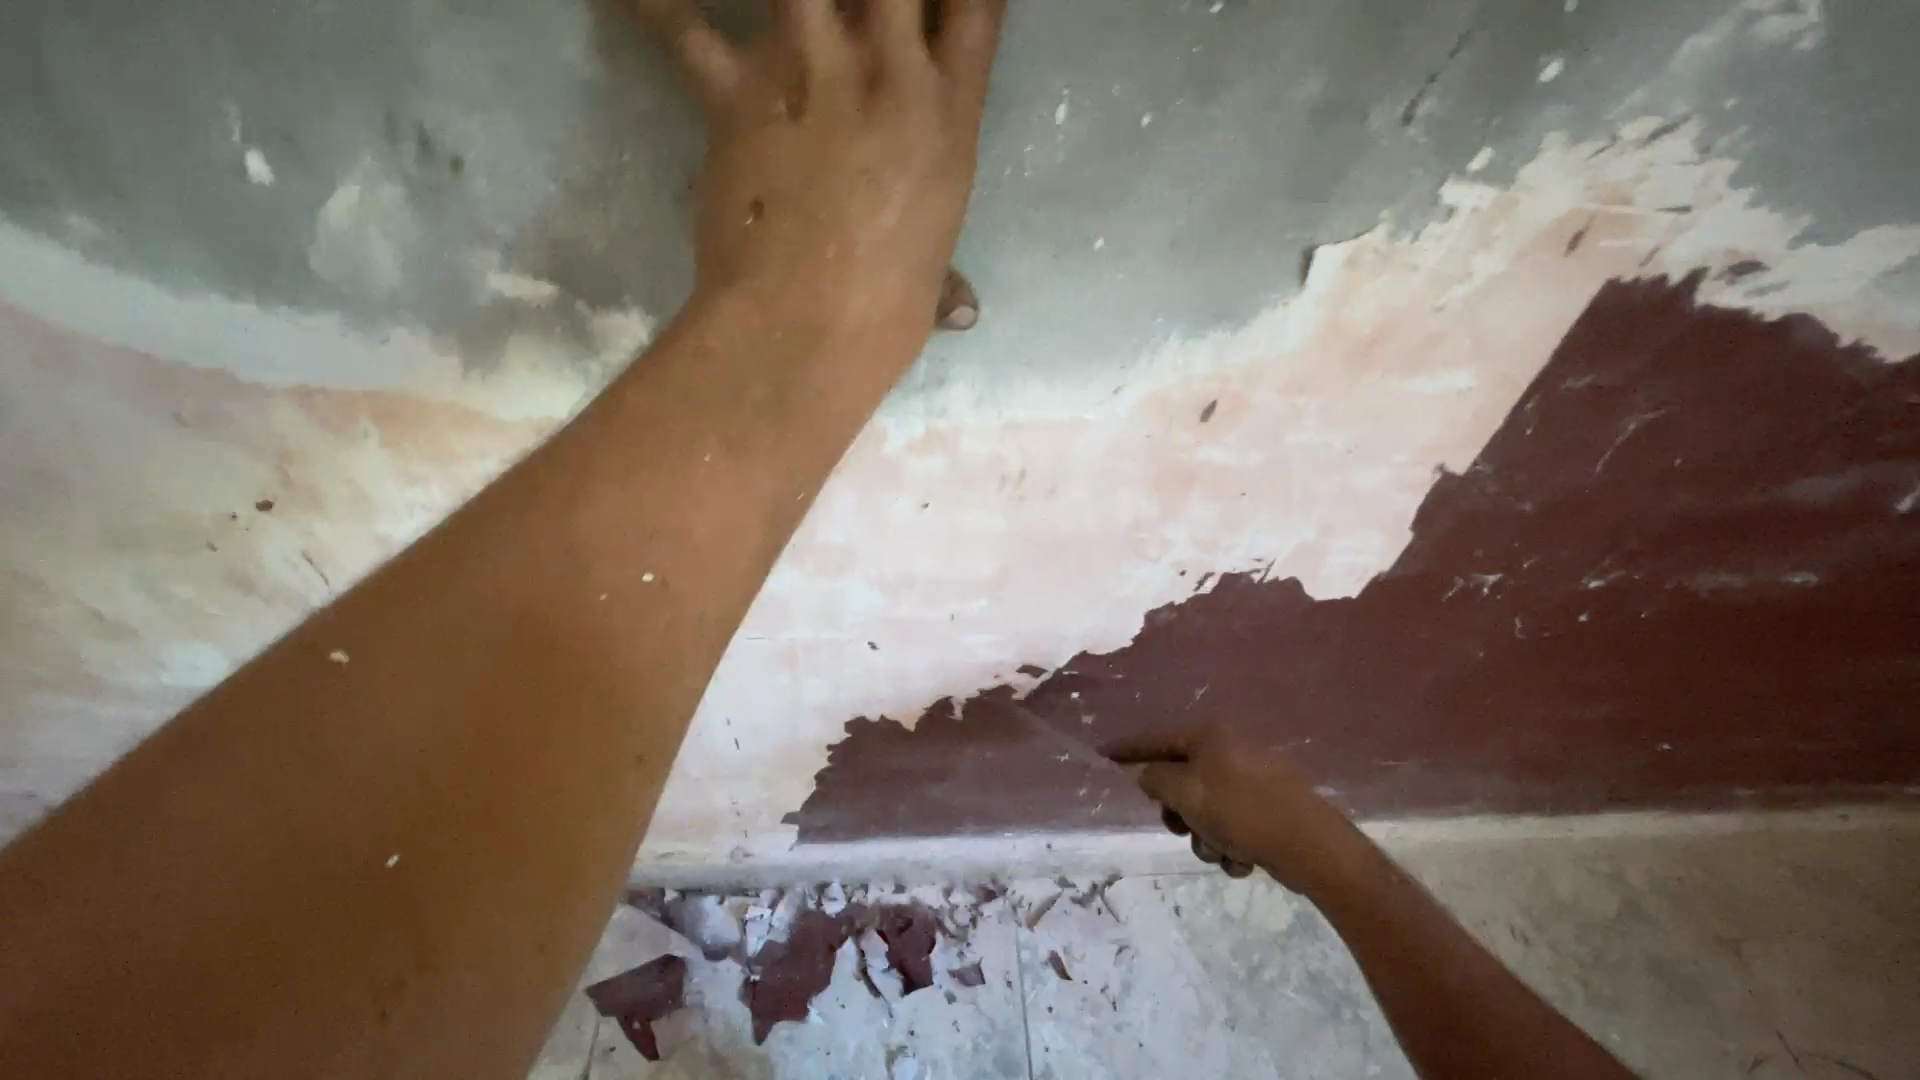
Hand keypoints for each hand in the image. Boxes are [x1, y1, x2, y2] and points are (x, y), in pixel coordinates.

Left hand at [641, 0, 1003, 340]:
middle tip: (859, 3)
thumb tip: (964, 312)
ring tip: (788, 7)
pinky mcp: (737, 92)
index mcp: (949, 118)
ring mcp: (812, 71)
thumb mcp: (928, 286)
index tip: (941, 0)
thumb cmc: (884, 316)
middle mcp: (887, 71)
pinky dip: (652, 7)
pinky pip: (682, 25)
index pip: (974, 7)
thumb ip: (945, 282)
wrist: (806, 329)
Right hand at [1135, 727, 1367, 897]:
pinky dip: (1230, 846)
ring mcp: (1252, 781)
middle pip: (1180, 780)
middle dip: (1177, 811)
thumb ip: (1155, 779)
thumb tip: (1148, 775)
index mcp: (1210, 737)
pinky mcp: (1269, 810)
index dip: (1127, 750)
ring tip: (1220, 852)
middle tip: (1179, 827)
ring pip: (1205, 810)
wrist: (1312, 847)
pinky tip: (1242, 859)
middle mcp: (1230, 752)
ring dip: (1204, 836)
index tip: (1103, 755)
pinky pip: (1230, 827)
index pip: (1156, 740)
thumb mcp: (1186, 792)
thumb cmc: (1242, 812)